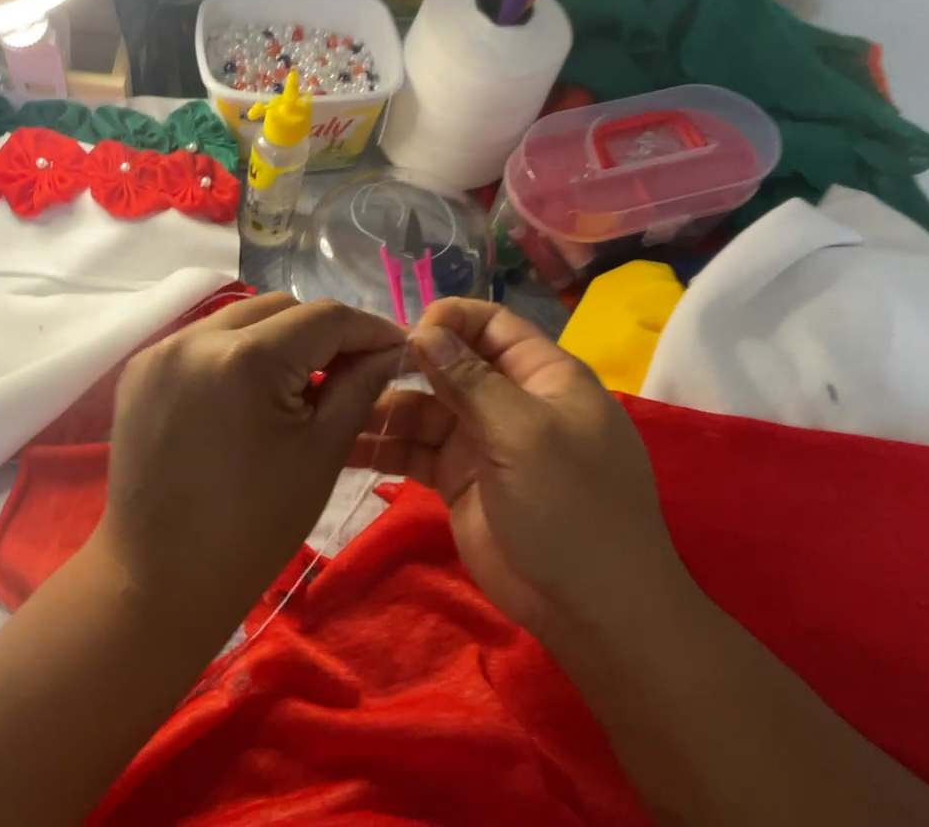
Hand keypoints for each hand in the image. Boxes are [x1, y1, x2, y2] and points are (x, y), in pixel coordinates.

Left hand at [92, 294, 405, 635]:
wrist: (161, 578)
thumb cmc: (253, 528)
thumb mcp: (321, 454)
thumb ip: (359, 388)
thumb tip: (390, 351)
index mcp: (244, 359)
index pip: (324, 318)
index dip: (369, 329)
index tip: (397, 348)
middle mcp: (195, 338)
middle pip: (278, 309)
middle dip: (321, 333)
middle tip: (350, 371)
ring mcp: (159, 352)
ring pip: (238, 319)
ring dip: (277, 340)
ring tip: (300, 384)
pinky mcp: (140, 371)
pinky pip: (202, 341)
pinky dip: (235, 353)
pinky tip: (250, 394)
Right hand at [369, 298, 689, 634]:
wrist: (590, 608)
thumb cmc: (571, 507)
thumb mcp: (525, 434)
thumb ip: (471, 380)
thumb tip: (423, 332)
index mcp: (543, 377)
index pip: (492, 325)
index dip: (449, 320)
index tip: (403, 335)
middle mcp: (510, 401)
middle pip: (448, 365)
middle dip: (404, 366)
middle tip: (352, 376)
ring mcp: (481, 442)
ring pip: (424, 409)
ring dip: (384, 409)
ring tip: (337, 414)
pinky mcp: (457, 480)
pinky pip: (415, 451)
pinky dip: (384, 448)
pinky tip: (344, 447)